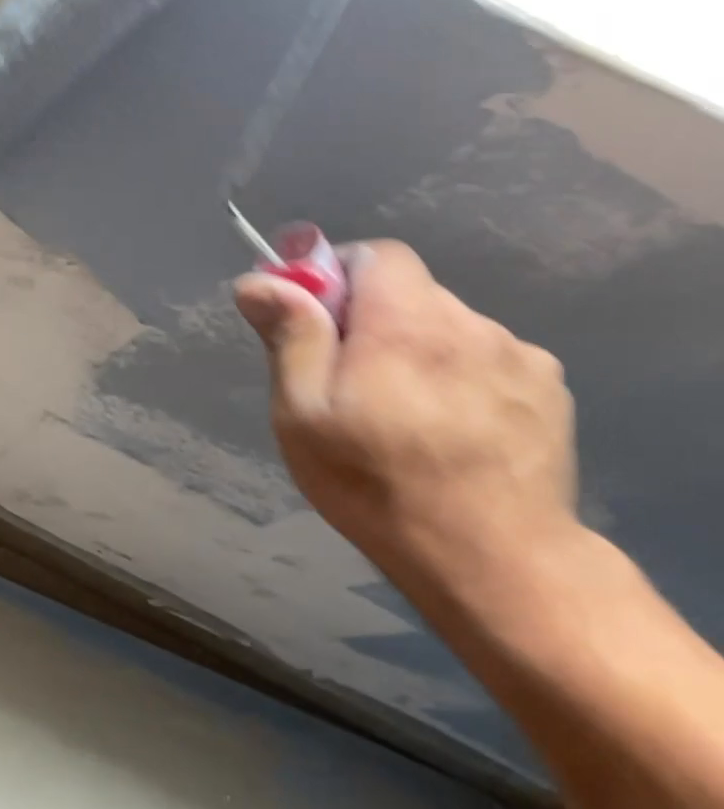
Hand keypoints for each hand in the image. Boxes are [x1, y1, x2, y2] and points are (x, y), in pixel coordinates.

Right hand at [234, 241, 577, 574]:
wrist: (490, 553)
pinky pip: (487, 362)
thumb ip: (290, 336)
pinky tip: (446, 430)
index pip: (376, 255)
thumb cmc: (373, 481)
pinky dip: (458, 379)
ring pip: (449, 330)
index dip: (336, 276)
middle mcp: (471, 324)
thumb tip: (260, 281)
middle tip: (345, 385)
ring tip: (399, 417)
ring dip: (417, 353)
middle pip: (410, 295)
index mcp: (405, 323)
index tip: (311, 321)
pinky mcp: (548, 392)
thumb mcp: (302, 413)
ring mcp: (520, 358)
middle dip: (370, 323)